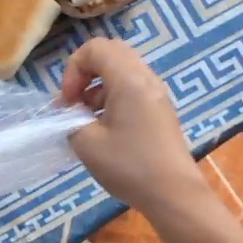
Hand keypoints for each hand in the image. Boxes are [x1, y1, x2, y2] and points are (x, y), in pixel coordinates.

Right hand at [60, 39, 209, 218]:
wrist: (174, 194)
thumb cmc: (129, 166)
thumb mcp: (87, 144)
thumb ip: (70, 121)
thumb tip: (69, 113)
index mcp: (129, 79)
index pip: (95, 48)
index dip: (73, 69)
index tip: (68, 102)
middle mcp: (147, 78)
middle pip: (111, 53)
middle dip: (85, 73)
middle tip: (74, 104)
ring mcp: (157, 94)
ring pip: (122, 71)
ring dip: (99, 88)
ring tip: (87, 120)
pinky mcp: (161, 110)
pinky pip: (133, 89)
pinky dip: (114, 98)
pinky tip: (107, 129)